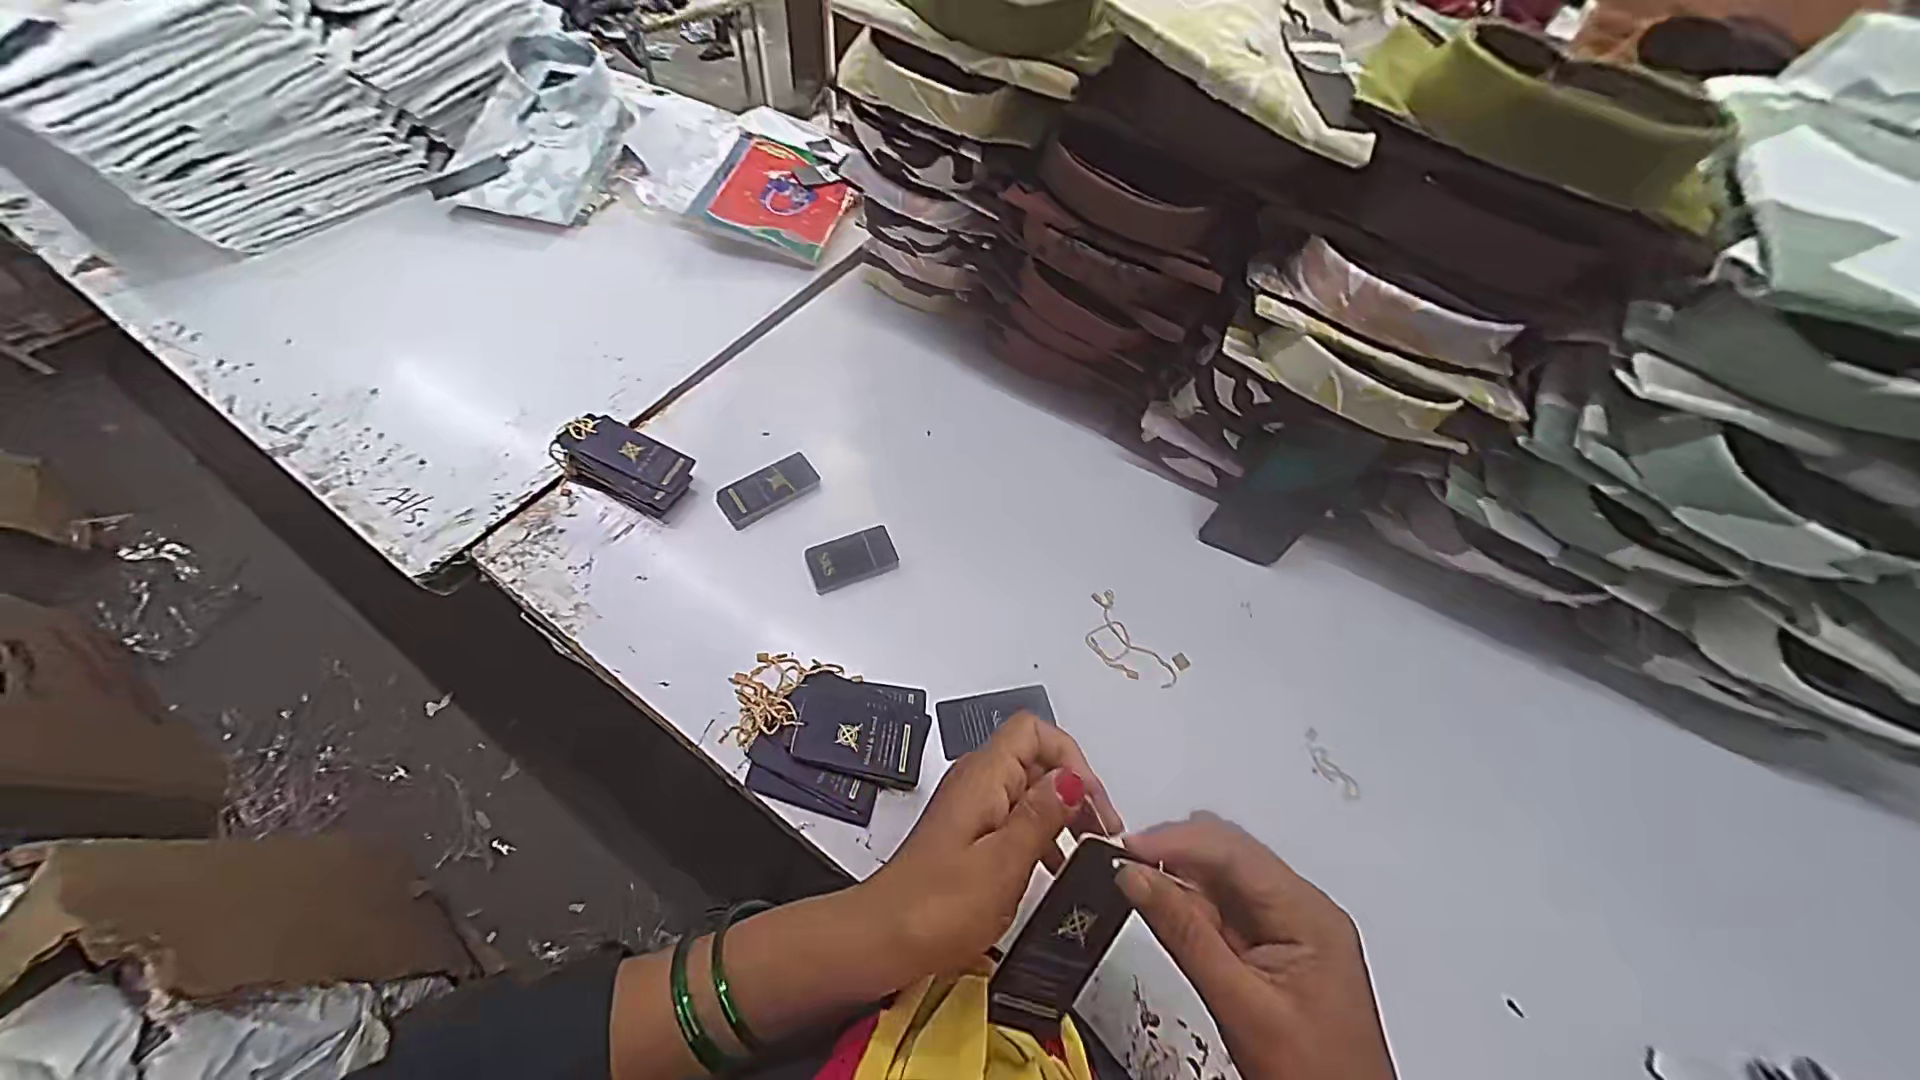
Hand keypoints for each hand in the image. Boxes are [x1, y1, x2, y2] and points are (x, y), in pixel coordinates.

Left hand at [858, 712, 1120, 977]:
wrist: (882, 939)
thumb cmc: (932, 908)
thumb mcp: (1002, 863)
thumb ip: (1040, 817)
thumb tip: (1072, 780)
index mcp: (983, 776)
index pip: (1034, 731)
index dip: (1070, 757)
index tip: (1091, 799)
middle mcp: (976, 781)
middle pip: (1036, 757)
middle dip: (1073, 786)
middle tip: (1097, 828)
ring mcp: (972, 806)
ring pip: (1029, 787)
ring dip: (1061, 811)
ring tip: (1083, 848)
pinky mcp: (970, 832)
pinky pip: (1015, 815)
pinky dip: (1041, 832)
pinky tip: (1053, 866)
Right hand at [1117, 814, 1395, 1079]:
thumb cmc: (1314, 1077)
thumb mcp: (1240, 1006)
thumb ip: (1184, 934)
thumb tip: (1135, 876)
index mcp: (1308, 914)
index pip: (1232, 850)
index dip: (1175, 841)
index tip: (1128, 848)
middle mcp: (1301, 906)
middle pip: (1228, 851)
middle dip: (1175, 849)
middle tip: (1127, 863)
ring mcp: (1288, 922)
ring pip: (1221, 872)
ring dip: (1179, 872)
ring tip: (1141, 883)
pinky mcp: (1272, 940)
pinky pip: (1222, 901)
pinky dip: (1190, 899)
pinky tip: (1168, 907)